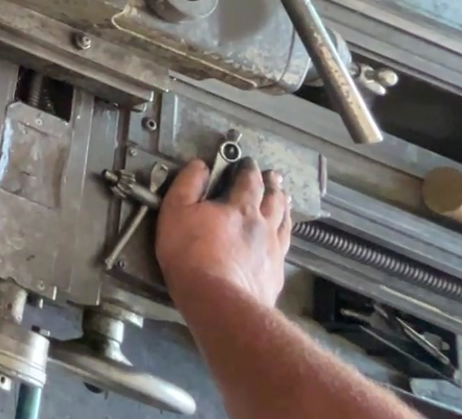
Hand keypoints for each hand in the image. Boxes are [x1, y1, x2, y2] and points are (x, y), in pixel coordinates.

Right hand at [154, 158, 290, 309]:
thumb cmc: (190, 251)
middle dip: (273, 186)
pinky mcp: (276, 273)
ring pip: (284, 223)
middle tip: (275, 177)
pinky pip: (285, 246)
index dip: (249, 169)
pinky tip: (282, 236)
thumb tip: (200, 165)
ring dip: (284, 208)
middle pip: (274, 201)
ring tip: (285, 200)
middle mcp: (263, 226)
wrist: (218, 299)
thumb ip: (188, 184)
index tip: (249, 162)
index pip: (249, 181)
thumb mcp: (176, 210)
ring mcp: (273, 251)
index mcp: (240, 208)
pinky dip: (285, 233)